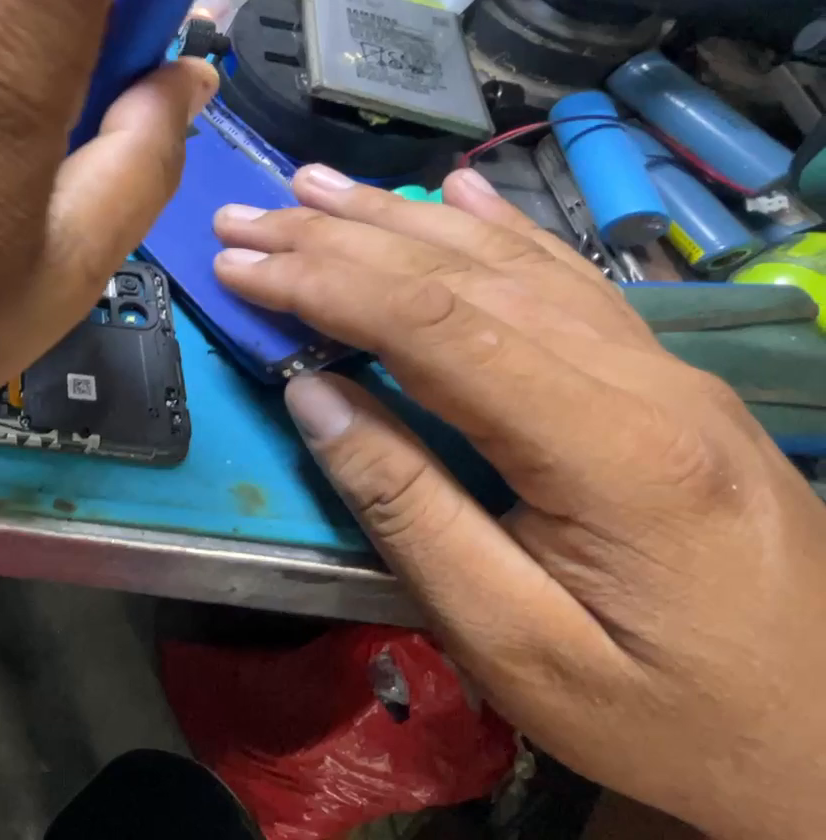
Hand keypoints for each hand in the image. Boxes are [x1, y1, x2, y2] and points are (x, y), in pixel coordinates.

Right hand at [212, 164, 825, 838]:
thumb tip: (311, 392)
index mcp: (608, 449)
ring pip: (508, 264)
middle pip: (461, 277)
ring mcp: (666, 375)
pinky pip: (568, 282)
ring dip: (395, 218)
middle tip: (241, 219)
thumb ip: (405, 507)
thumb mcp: (511, 640)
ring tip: (310, 186)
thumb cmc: (668, 717)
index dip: (322, 283)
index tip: (236, 268)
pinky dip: (499, 229)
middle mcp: (645, 383)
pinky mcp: (667, 388)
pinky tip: (458, 193)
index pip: (432, 324)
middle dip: (335, 238)